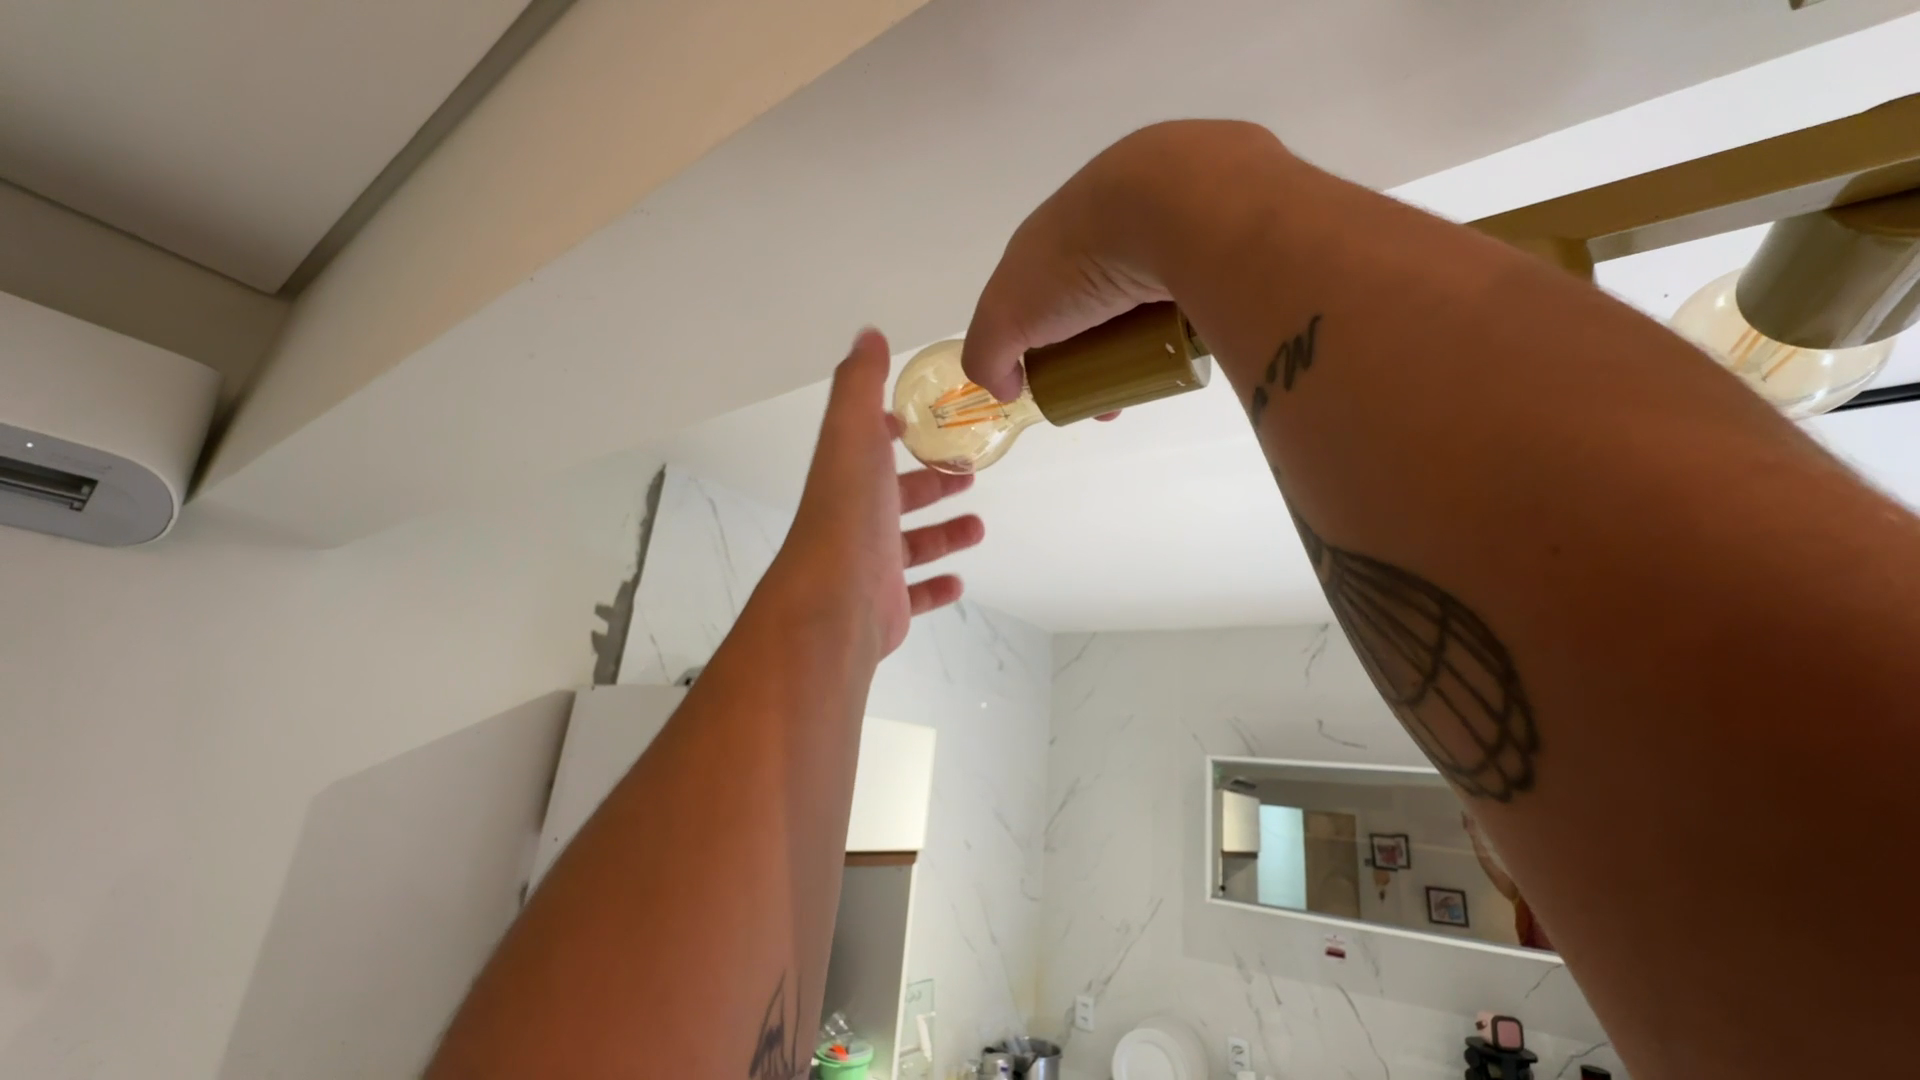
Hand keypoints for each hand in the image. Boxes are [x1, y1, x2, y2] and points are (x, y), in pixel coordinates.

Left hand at [774, 329, 984, 655]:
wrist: (835, 599)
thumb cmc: (851, 511)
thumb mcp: (854, 432)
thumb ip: (861, 384)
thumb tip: (868, 334)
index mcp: (850, 476)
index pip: (868, 446)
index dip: (888, 431)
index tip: (917, 422)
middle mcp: (857, 519)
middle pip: (896, 497)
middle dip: (931, 484)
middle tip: (967, 475)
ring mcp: (870, 565)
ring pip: (910, 546)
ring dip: (943, 534)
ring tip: (977, 526)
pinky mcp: (886, 605)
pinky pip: (915, 594)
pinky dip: (936, 587)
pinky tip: (959, 580)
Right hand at [960, 120, 1290, 400]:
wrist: (1172, 205)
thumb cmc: (1077, 262)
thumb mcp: (1006, 315)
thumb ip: (988, 355)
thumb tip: (1003, 389)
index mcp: (1053, 236)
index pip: (1041, 297)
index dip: (1045, 348)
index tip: (1062, 388)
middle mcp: (1106, 223)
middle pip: (1096, 301)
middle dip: (1098, 353)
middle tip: (1114, 392)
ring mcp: (1163, 222)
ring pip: (1146, 294)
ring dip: (1143, 338)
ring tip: (1153, 374)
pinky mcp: (1214, 231)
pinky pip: (1193, 283)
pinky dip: (1185, 314)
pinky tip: (1188, 340)